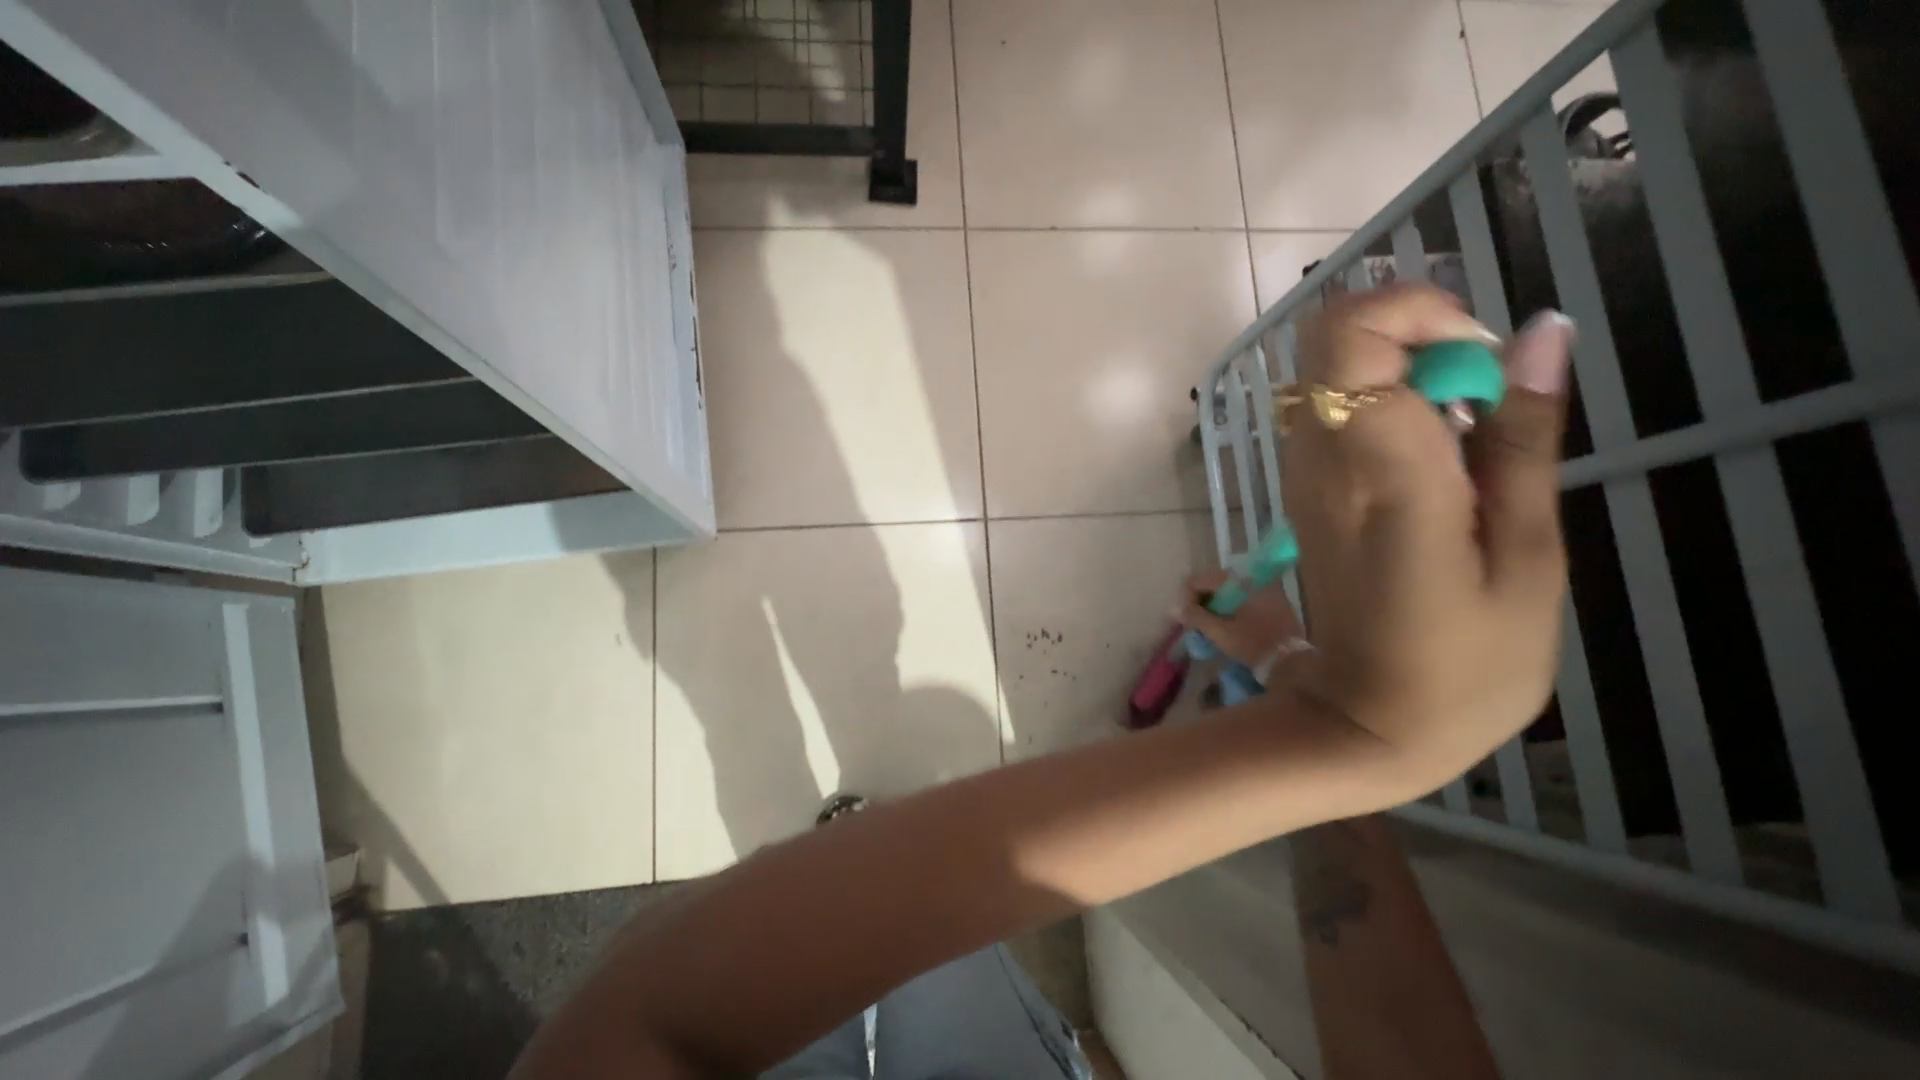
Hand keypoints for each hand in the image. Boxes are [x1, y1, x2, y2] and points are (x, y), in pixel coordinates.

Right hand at [1177, 570, 1304, 669]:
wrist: (1291, 661)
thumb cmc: (1253, 645)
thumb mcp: (1220, 633)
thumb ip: (1195, 617)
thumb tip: (1174, 609)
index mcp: (1237, 582)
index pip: (1200, 579)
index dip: (1187, 597)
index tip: (1186, 618)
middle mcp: (1252, 579)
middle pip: (1215, 582)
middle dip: (1202, 600)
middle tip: (1196, 622)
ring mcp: (1266, 588)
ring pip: (1230, 590)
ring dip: (1217, 604)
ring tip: (1211, 625)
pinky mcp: (1275, 601)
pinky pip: (1245, 597)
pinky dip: (1233, 607)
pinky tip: (1230, 624)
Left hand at [1282, 286, 1572, 789]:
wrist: (1363, 727)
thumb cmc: (1465, 664)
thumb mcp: (1525, 554)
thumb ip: (1523, 437)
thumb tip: (1540, 331)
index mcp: (1375, 465)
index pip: (1347, 331)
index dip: (1413, 310)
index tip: (1479, 361)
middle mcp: (1319, 459)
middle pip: (1332, 342)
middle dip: (1412, 338)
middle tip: (1481, 398)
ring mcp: (1299, 478)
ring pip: (1330, 377)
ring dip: (1401, 378)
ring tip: (1466, 445)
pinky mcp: (1301, 497)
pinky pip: (1331, 418)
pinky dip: (1381, 413)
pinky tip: (1431, 469)